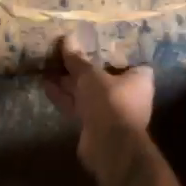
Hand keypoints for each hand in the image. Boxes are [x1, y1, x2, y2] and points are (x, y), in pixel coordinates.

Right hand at [41, 37, 155, 173]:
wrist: (109, 147)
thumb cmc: (110, 101)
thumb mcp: (91, 75)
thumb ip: (78, 59)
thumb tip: (68, 38)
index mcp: (138, 80)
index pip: (129, 61)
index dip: (112, 52)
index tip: (96, 42)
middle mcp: (128, 96)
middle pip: (103, 77)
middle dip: (83, 68)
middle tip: (65, 53)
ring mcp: (111, 112)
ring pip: (88, 93)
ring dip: (70, 82)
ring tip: (50, 66)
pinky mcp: (95, 126)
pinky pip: (78, 107)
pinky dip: (64, 97)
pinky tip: (46, 86)